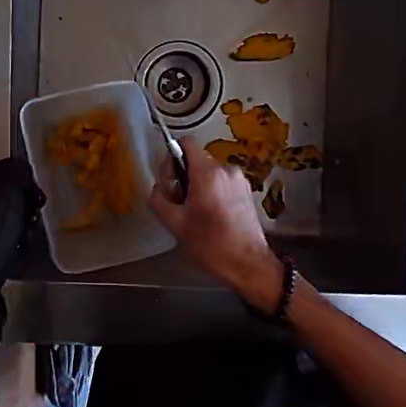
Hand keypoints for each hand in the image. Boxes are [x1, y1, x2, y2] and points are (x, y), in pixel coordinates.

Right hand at [148, 141, 284, 311]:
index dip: (172, 156)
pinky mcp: (246, 190)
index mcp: (207, 173)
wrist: (248, 263)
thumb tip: (157, 189)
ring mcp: (238, 179)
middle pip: (196, 159)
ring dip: (198, 186)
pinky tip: (212, 215)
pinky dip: (212, 191)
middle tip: (180, 203)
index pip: (186, 142)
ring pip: (208, 172)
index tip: (170, 179)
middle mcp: (225, 170)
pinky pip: (221, 182)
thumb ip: (159, 200)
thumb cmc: (211, 245)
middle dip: (184, 177)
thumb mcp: (175, 224)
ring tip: (196, 213)